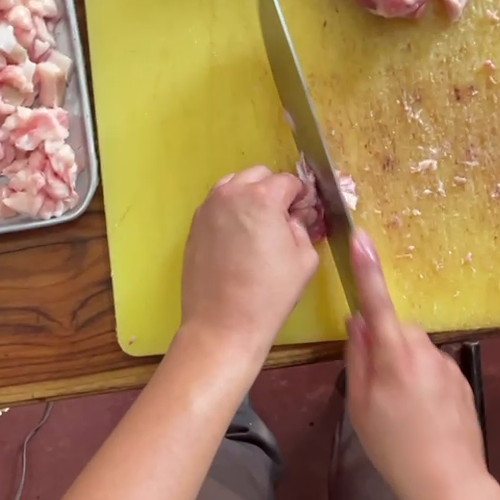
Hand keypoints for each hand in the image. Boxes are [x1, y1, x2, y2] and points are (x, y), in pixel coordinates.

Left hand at [179, 165, 320, 354]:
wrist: (223, 324)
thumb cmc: (269, 294)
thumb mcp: (304, 259)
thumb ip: (302, 227)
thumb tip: (295, 218)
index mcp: (262, 198)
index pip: (288, 182)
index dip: (301, 197)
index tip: (305, 214)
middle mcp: (231, 194)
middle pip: (259, 176)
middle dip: (274, 191)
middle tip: (283, 219)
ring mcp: (208, 208)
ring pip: (234, 186)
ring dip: (250, 197)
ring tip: (259, 227)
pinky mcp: (194, 226)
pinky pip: (217, 206)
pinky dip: (231, 211)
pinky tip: (239, 238)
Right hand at [344, 228, 493, 499]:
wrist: (449, 483)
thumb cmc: (393, 448)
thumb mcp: (360, 406)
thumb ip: (357, 358)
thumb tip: (357, 320)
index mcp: (393, 357)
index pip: (377, 304)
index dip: (367, 270)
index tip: (361, 238)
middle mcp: (423, 352)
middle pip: (397, 329)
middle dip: (385, 345)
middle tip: (376, 389)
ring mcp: (447, 364)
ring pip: (415, 349)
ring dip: (403, 365)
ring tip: (401, 410)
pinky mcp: (461, 378)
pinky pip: (432, 366)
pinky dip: (422, 380)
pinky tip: (422, 415)